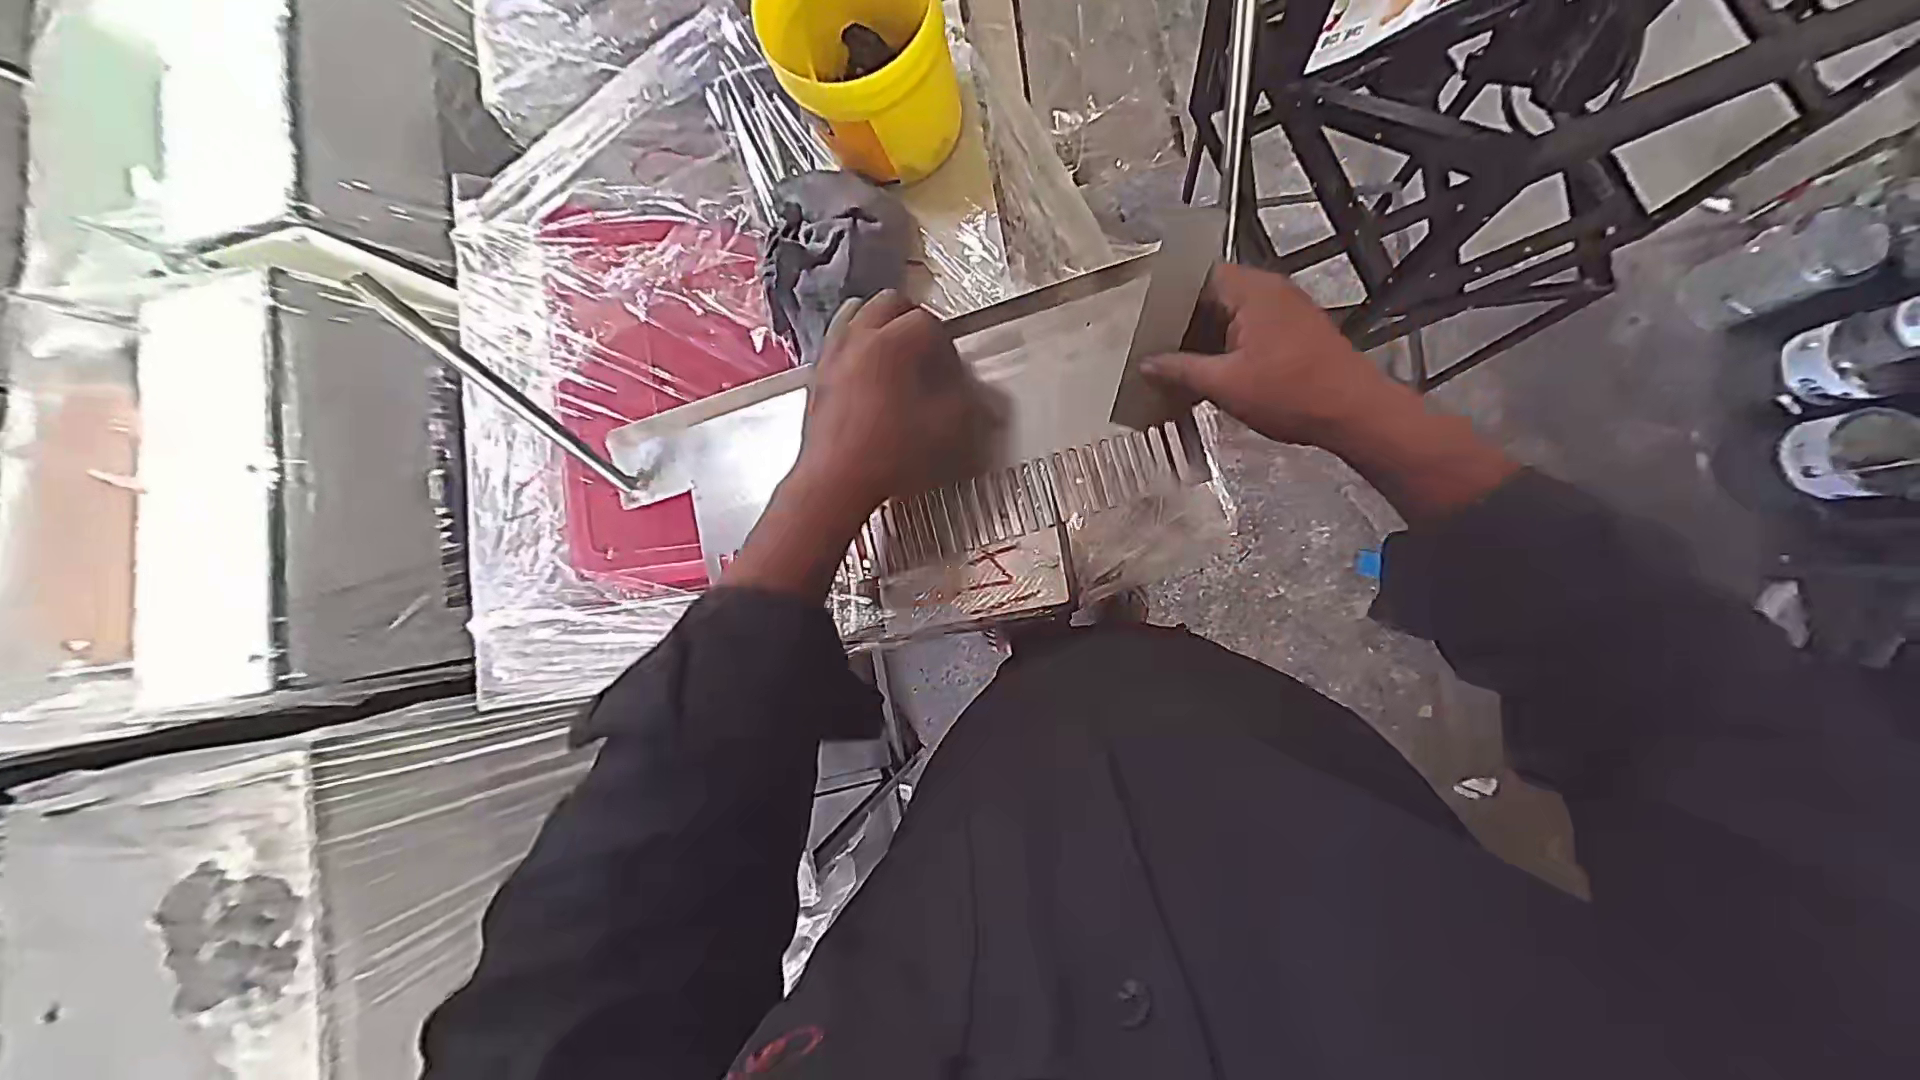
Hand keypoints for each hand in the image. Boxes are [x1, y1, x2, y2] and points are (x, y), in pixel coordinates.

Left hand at [725, 291, 1001, 599]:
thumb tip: (977, 394)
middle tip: (929, 347)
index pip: (928, 323)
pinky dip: (856, 346)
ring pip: (857, 314)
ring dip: (881, 325)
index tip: (952, 367)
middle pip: (890, 303)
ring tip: (897, 350)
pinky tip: (866, 372)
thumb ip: (966, 404)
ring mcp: (833, 357)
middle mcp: (858, 341)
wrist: (835, 482)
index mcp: (891, 345)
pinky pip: (837, 343)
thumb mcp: (944, 431)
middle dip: (914, 320)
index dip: (947, 344)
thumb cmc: (886, 457)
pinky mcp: (818, 378)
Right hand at [1143, 263, 1517, 524]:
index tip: (1143, 316)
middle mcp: (1270, 292)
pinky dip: (1223, 347)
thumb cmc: (1290, 393)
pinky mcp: (1292, 334)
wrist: (1352, 413)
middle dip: (1182, 320)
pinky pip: (1246, 331)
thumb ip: (1180, 370)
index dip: (1168, 295)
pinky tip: (1205, 372)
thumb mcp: (1224, 384)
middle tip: (1150, 342)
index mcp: (1252, 291)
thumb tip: (1146, 365)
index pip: (1199, 275)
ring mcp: (1284, 313)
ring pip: (1229, 316)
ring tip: (1171, 361)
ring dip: (1202, 337)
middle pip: (1213, 295)